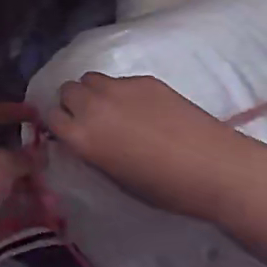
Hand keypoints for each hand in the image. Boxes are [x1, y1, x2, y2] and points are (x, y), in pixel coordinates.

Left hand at [0, 102, 44, 221]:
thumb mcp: (3, 162)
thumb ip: (25, 156)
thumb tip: (41, 152)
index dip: (14, 110)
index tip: (38, 113)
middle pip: (5, 152)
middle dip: (31, 161)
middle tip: (51, 167)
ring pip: (10, 179)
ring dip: (32, 188)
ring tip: (52, 202)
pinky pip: (8, 201)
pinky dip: (26, 205)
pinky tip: (44, 213)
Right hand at [40, 73, 262, 221]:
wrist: (215, 169)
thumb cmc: (164, 187)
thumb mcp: (114, 176)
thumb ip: (91, 151)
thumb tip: (85, 138)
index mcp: (80, 137)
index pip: (50, 116)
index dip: (62, 124)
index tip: (73, 132)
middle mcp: (91, 107)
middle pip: (67, 90)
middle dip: (75, 102)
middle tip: (95, 119)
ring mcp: (118, 89)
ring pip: (90, 79)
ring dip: (95, 92)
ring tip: (116, 108)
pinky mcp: (144, 80)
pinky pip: (120, 80)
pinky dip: (124, 91)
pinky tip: (147, 109)